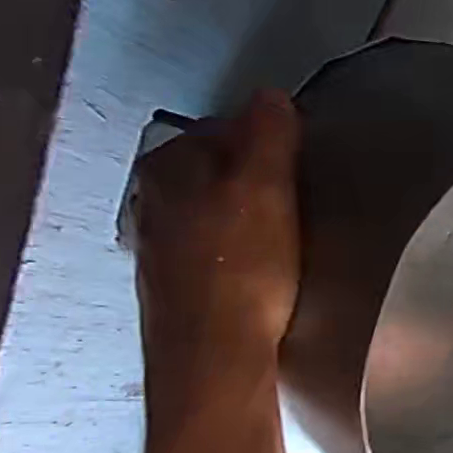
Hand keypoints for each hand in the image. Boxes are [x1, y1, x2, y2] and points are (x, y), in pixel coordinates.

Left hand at [133, 91, 301, 367]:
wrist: (214, 357)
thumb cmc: (244, 268)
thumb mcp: (265, 190)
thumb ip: (267, 135)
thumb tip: (271, 95)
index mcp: (168, 164)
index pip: (226, 126)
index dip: (270, 140)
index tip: (302, 167)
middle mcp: (151, 198)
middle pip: (215, 169)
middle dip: (255, 178)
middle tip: (298, 204)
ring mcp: (156, 244)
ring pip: (210, 209)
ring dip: (244, 215)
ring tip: (283, 239)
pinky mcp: (170, 285)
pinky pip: (208, 246)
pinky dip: (233, 249)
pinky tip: (256, 271)